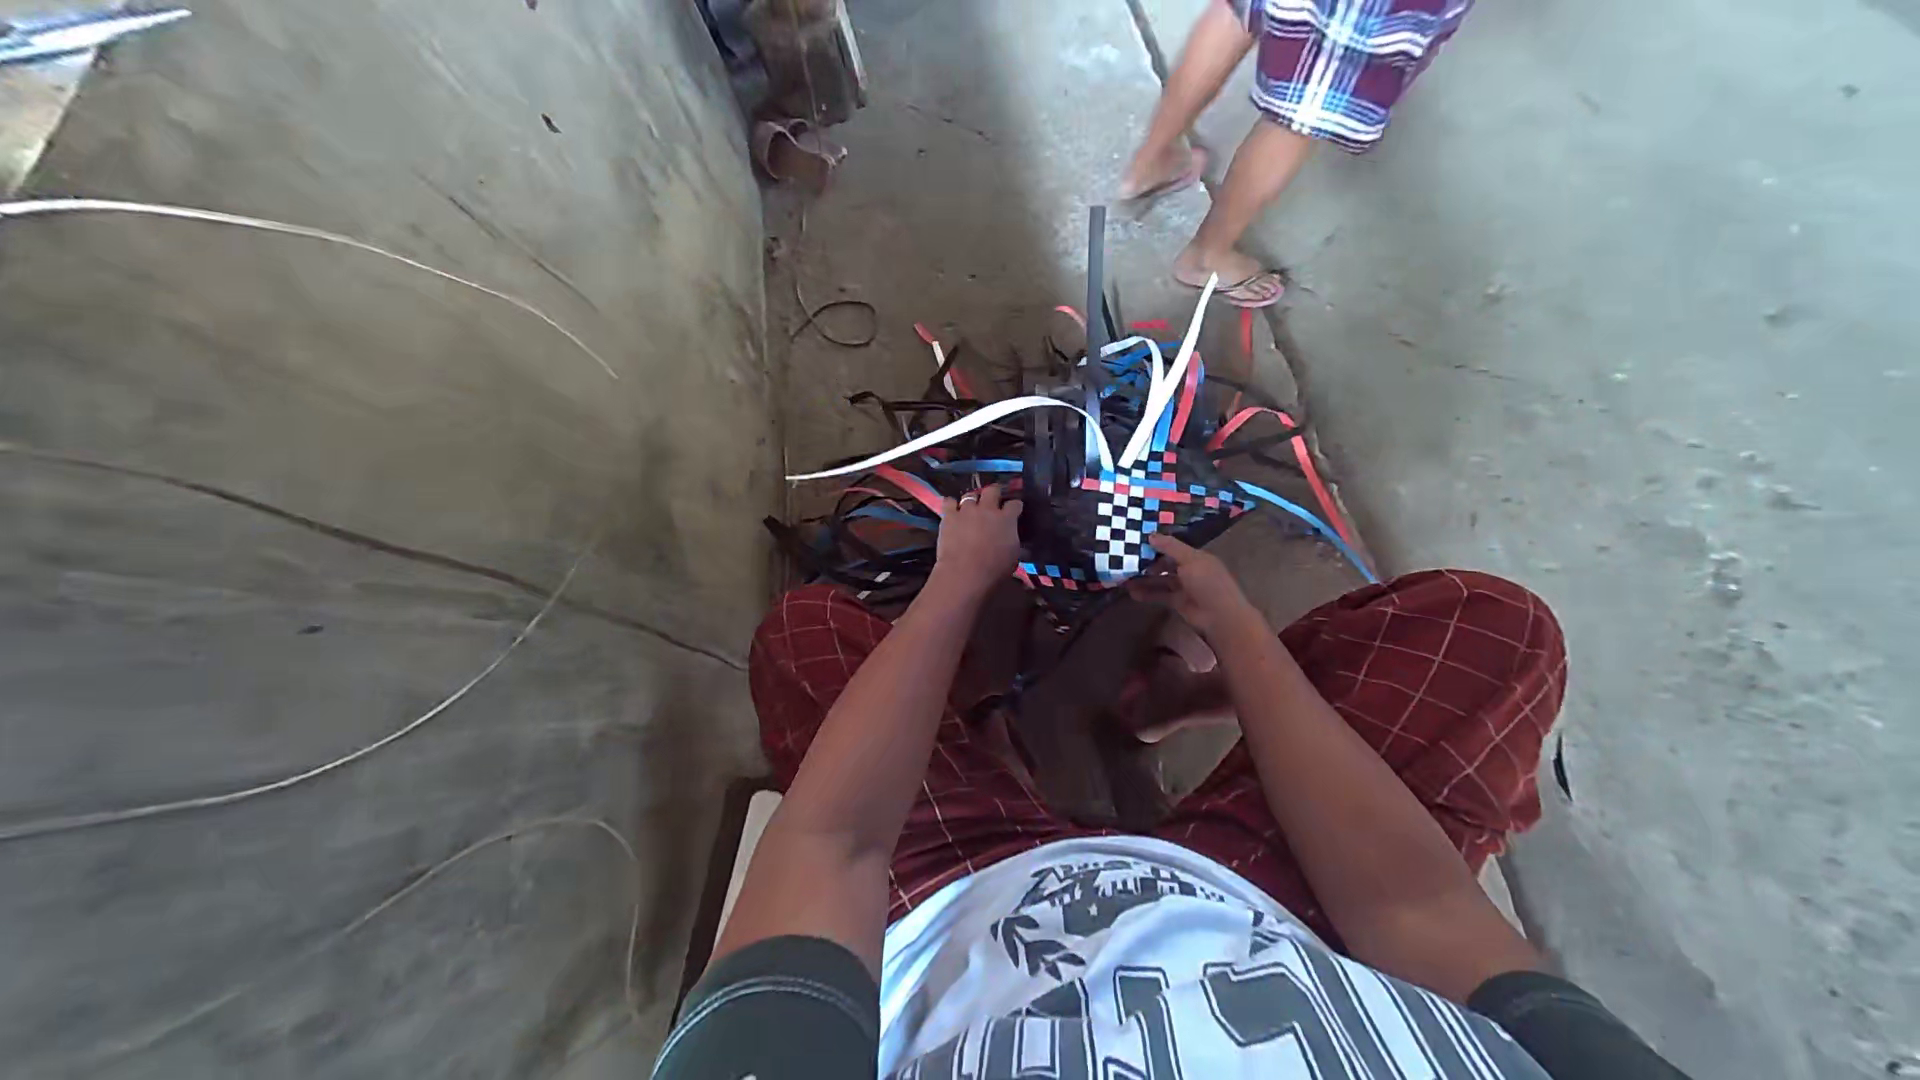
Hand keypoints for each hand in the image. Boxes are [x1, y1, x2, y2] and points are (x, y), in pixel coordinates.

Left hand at [933, 485, 1022, 596]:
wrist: (966, 572)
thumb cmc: (993, 569)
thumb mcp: (1013, 557)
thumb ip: (1013, 541)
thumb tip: (1012, 538)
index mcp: (1006, 519)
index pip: (1014, 504)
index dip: (1015, 506)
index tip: (1014, 509)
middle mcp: (988, 509)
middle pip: (992, 490)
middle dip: (994, 493)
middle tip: (993, 499)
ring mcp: (967, 510)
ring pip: (970, 495)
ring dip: (972, 500)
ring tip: (971, 507)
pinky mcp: (949, 516)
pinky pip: (949, 502)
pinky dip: (951, 504)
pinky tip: (952, 509)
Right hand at [1129, 533, 1259, 637]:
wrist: (1221, 617)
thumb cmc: (1208, 583)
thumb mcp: (1191, 560)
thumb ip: (1170, 547)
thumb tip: (1151, 535)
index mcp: (1197, 557)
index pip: (1174, 548)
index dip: (1157, 545)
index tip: (1137, 543)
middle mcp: (1190, 570)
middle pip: (1165, 564)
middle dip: (1148, 563)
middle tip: (1127, 562)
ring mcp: (1184, 587)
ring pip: (1161, 580)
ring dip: (1144, 580)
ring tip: (1125, 579)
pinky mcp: (1178, 602)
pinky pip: (1160, 595)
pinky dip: (1148, 594)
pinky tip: (1133, 594)